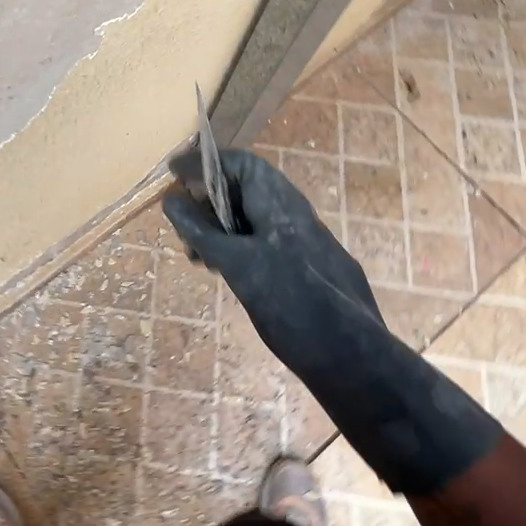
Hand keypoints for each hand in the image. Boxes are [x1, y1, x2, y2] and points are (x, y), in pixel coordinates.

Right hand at [163, 149, 496, 494]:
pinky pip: (266, 245)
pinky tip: (225, 275)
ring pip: (254, 221)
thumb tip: (171, 200)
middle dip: (209, 201)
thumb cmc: (292, 305)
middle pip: (246, 190)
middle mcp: (295, 216)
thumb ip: (202, 232)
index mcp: (281, 205)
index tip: (173, 173)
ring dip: (221, 229)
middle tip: (181, 227)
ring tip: (197, 257)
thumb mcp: (238, 266)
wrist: (354, 362)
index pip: (242, 163)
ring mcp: (305, 244)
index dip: (206, 163)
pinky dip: (238, 250)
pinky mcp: (308, 271)